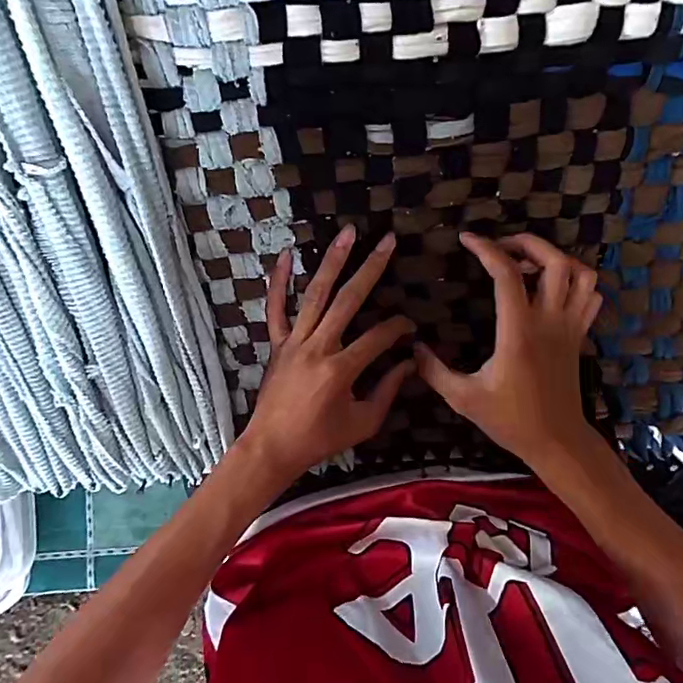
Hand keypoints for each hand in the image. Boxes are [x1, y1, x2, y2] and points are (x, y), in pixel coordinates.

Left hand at [237, 225, 414, 477]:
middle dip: (371, 268)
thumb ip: (388, 391)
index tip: (409, 326)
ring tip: (347, 234)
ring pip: (315, 295)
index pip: (378, 337)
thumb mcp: (363, 422)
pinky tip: (287, 255)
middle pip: (348, 300)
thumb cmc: (320, 440)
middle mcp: (317, 348)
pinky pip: (276, 308)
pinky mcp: (277, 343)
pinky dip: (279, 282)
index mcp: (340, 370)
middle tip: (387, 241)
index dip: (398, 328)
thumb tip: (409, 364)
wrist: (272, 448)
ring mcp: (294, 342)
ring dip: (332, 261)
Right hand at [414, 232, 605, 469]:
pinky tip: (553, 288)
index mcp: (518, 332)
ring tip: (529, 262)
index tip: (466, 240)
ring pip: (581, 274)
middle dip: (527, 242)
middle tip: (502, 245)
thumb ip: (434, 370)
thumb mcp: (463, 398)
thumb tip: (412, 346)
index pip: (506, 274)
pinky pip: (591, 295)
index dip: (485, 249)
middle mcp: (549, 321)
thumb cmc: (510, 420)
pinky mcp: (580, 335)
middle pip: (554, 261)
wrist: (557, 441)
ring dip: (556, 257)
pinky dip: (577, 281)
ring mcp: (570, 327)